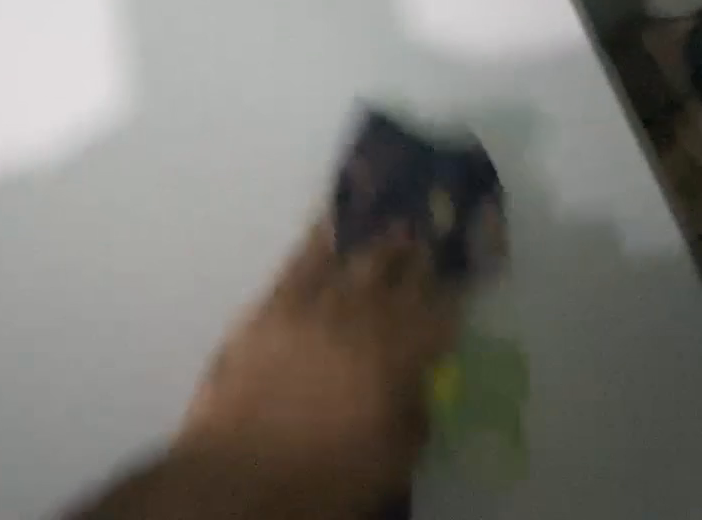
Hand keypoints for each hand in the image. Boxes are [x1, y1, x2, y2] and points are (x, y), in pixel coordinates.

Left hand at [177, 221, 460, 509]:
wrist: (237, 476)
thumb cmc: (322, 478)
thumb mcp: (390, 462)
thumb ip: (412, 413)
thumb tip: (419, 380)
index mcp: (392, 359)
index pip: (435, 316)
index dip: (453, 295)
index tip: (463, 277)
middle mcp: (356, 320)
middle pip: (395, 278)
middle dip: (416, 257)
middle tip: (429, 237)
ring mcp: (310, 306)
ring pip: (351, 261)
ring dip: (376, 241)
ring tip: (393, 222)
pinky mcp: (270, 305)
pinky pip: (299, 261)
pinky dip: (318, 238)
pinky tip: (329, 222)